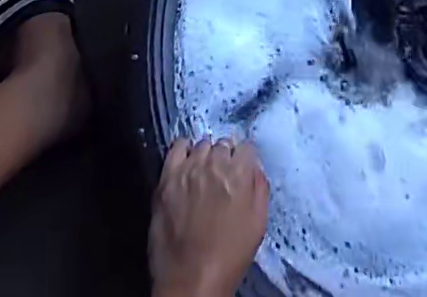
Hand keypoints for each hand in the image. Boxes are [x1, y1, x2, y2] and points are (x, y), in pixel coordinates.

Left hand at [149, 137, 269, 296]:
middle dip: (224, 159)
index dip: (243, 162)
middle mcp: (214, 162)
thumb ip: (260, 187)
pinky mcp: (167, 179)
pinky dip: (183, 151)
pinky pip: (176, 148)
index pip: (246, 147)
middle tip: (221, 181)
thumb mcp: (259, 222)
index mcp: (240, 172)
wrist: (190, 281)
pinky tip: (185, 165)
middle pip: (223, 145)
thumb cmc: (230, 255)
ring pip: (201, 145)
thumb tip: (254, 168)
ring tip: (202, 177)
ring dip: (205, 157)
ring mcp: (188, 168)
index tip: (239, 175)